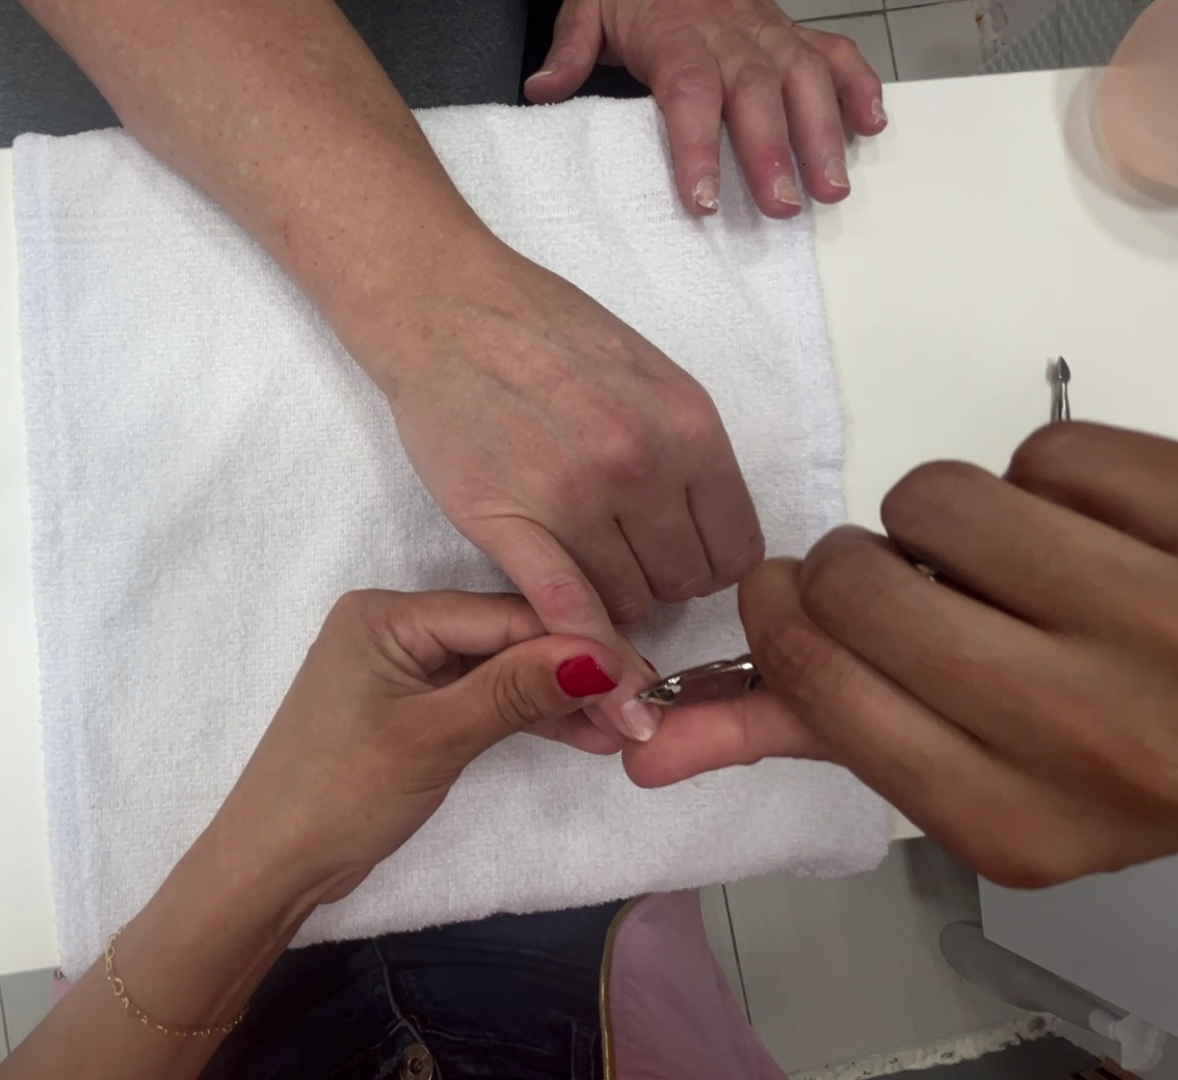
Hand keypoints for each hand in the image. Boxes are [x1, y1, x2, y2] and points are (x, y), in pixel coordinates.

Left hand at [208, 590, 626, 903]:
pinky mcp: (407, 703)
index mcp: (387, 613)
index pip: (500, 615)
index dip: (576, 646)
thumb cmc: (341, 792)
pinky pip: (475, 695)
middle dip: (570, 672)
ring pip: (494, 668)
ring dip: (552, 697)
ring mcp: (400, 665)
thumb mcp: (433, 738)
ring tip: (622, 730)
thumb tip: (602, 658)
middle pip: (500, 637)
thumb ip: (514, 691)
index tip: (643, 682)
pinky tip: (578, 733)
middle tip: (642, 710)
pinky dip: (520, 715)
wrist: (274, 861)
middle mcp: (393, 625)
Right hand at [354, 246, 759, 748]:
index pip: (733, 549)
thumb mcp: (642, 369)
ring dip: (608, 605)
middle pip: (679, 586)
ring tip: (575, 572)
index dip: (706, 570)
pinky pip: (562, 605)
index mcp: (688, 426)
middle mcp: (641, 466)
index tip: (673, 566)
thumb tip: (692, 526)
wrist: (443, 313)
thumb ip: (680, 447)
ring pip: (624, 603)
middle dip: (655, 589)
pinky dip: (582, 647)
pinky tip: (591, 679)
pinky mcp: (505, 520)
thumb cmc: (539, 330)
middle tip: (616, 569)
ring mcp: (573, 496)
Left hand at [525, 0, 886, 216]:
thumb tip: (544, 88)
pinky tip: (870, 124)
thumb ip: (569, 50)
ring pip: (804, 77)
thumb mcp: (589, 8)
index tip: (704, 200)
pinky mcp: (788, 31)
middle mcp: (732, 31)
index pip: (690, 94)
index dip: (698, 147)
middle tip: (782, 207)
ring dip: (824, 133)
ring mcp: (767, 29)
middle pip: (757, 93)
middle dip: (774, 152)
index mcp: (678, 34)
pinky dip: (856, 84)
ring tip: (831, 188)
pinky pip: (832, 51)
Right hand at [628, 424, 1177, 887]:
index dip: (779, 610)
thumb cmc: (1098, 755)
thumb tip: (640, 748)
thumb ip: (790, 736)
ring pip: (937, 500)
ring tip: (1004, 560)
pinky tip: (1098, 531)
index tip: (792, 592)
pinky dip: (1046, 479)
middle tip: (902, 581)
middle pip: (855, 579)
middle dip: (851, 563)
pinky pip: (1048, 451)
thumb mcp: (942, 766)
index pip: (809, 672)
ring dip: (941, 517)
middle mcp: (1104, 744)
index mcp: (1010, 821)